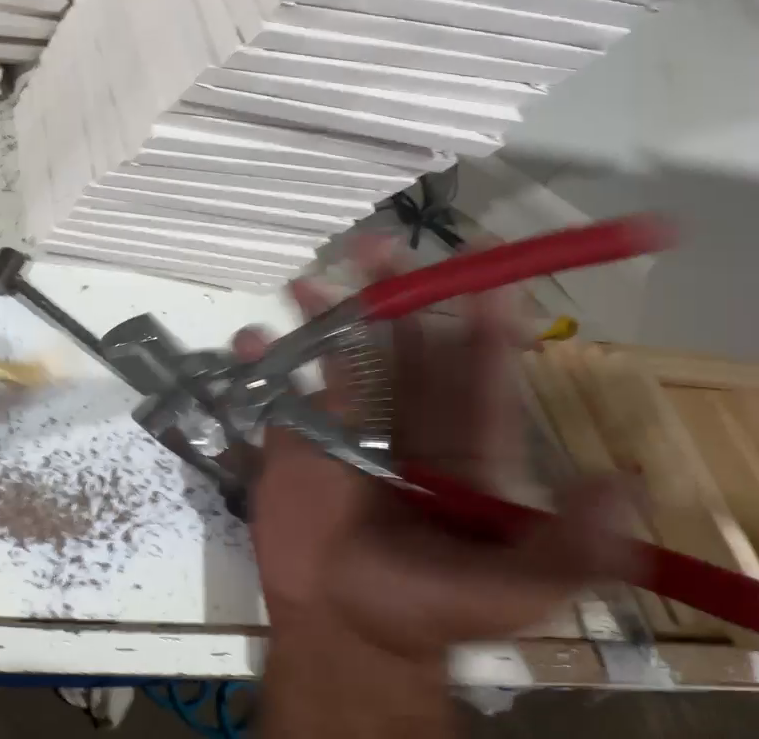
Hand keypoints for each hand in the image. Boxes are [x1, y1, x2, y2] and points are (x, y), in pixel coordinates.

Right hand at [243, 239, 639, 661]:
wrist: (336, 624)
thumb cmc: (427, 607)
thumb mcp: (512, 591)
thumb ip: (568, 549)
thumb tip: (620, 482)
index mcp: (465, 450)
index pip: (479, 373)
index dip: (484, 321)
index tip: (484, 269)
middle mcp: (408, 424)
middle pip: (403, 346)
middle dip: (395, 295)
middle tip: (375, 247)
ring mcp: (344, 427)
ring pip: (337, 354)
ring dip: (325, 315)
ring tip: (305, 283)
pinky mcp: (290, 435)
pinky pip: (275, 386)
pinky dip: (262, 359)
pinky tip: (251, 343)